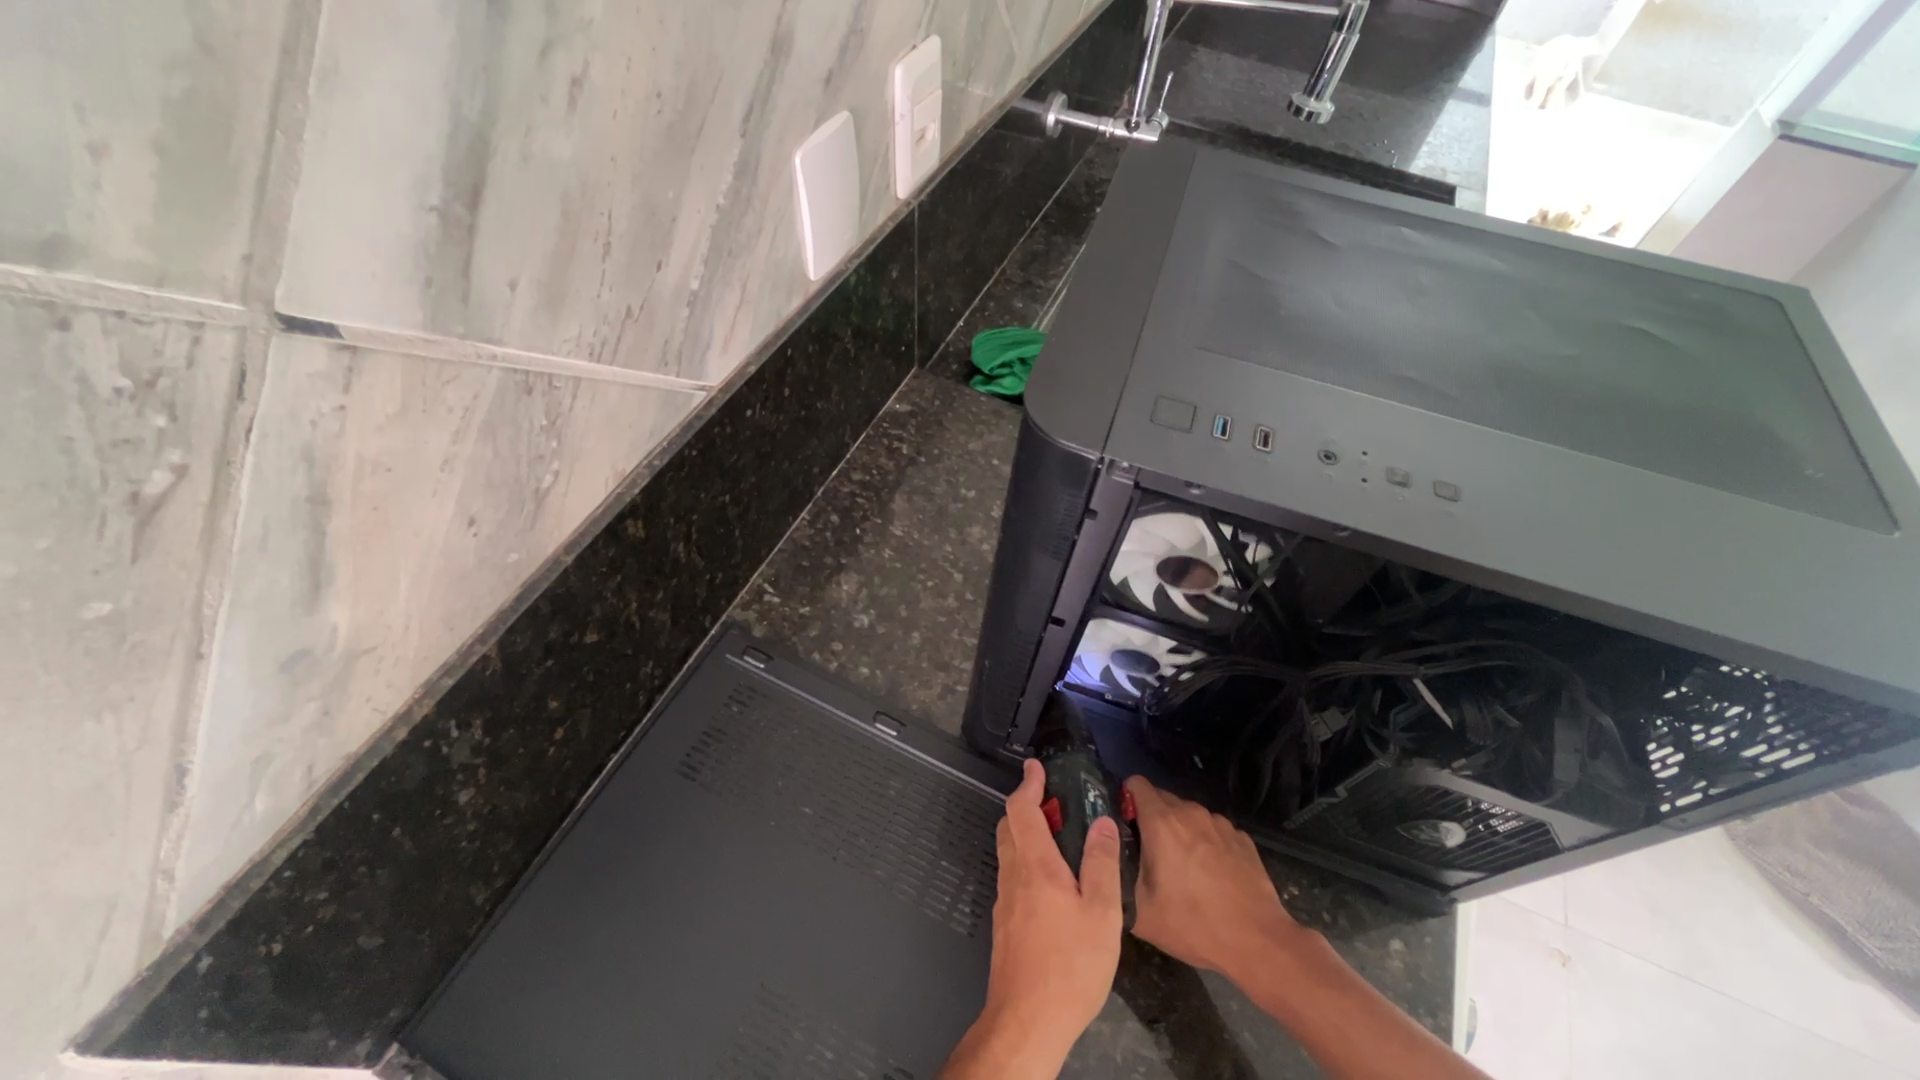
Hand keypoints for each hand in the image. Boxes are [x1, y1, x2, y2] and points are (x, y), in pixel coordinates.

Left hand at [970, 758, 1123, 1071]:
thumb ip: (1101, 864)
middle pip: (1009, 827)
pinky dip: (1029, 861)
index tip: (1037, 768)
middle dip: (1027, 806)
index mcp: (1035, 867)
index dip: (1028, 784)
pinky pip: (1014, 877)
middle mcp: (1013, 877)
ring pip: (1009, 853)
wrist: (1028, 1020)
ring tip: (1061, 838)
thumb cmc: (1070, 966)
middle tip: (1056, 802)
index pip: (1021, 810)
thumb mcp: (1101, 913)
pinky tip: (1054, 882)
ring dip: (1028, 834)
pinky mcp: (1005, 924)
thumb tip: (1101, 822)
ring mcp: (1005, 902)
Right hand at [1125, 775, 1303, 980]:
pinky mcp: (1243, 839)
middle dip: (1150, 820)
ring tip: (1181, 869)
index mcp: (1162, 823)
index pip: (1136, 785)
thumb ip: (1117, 879)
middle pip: (1162, 800)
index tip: (1122, 825)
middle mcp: (1191, 814)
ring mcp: (1221, 824)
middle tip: (1147, 855)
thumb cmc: (1193, 924)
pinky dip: (1206, 845)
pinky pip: (1213, 832)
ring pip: (1189, 817)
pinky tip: (1211, 877)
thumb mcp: (1140, 912)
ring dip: (1179, 833)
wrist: (1257, 941)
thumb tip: (1108, 864)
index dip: (1125, 799)